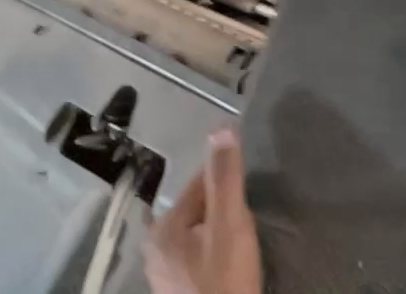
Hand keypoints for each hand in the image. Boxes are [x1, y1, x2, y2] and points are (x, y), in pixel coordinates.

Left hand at [145, 129, 263, 293]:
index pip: (201, 181)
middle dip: (223, 203)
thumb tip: (221, 127)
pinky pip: (196, 249)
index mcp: (163, 227)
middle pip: (198, 205)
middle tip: (248, 214)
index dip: (229, 180)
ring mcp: (162, 270)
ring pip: (197, 228)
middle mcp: (154, 246)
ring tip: (242, 231)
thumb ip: (226, 177)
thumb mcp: (231, 223)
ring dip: (218, 224)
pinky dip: (212, 244)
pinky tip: (228, 254)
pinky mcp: (176, 286)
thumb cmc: (225, 278)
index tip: (251, 187)